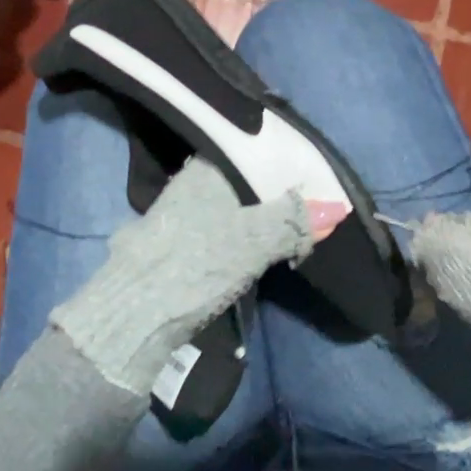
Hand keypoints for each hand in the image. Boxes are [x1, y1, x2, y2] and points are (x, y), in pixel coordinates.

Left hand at [51, 157, 313, 395]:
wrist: (134, 316)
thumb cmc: (197, 265)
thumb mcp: (255, 240)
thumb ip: (294, 220)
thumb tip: (336, 208)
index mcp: (205, 170)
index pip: (253, 154)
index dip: (285, 167)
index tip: (315, 181)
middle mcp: (187, 184)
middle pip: (242, 183)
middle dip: (273, 196)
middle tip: (310, 209)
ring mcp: (175, 216)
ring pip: (228, 208)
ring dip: (256, 220)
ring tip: (291, 230)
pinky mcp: (170, 247)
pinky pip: (215, 232)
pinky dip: (237, 238)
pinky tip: (254, 251)